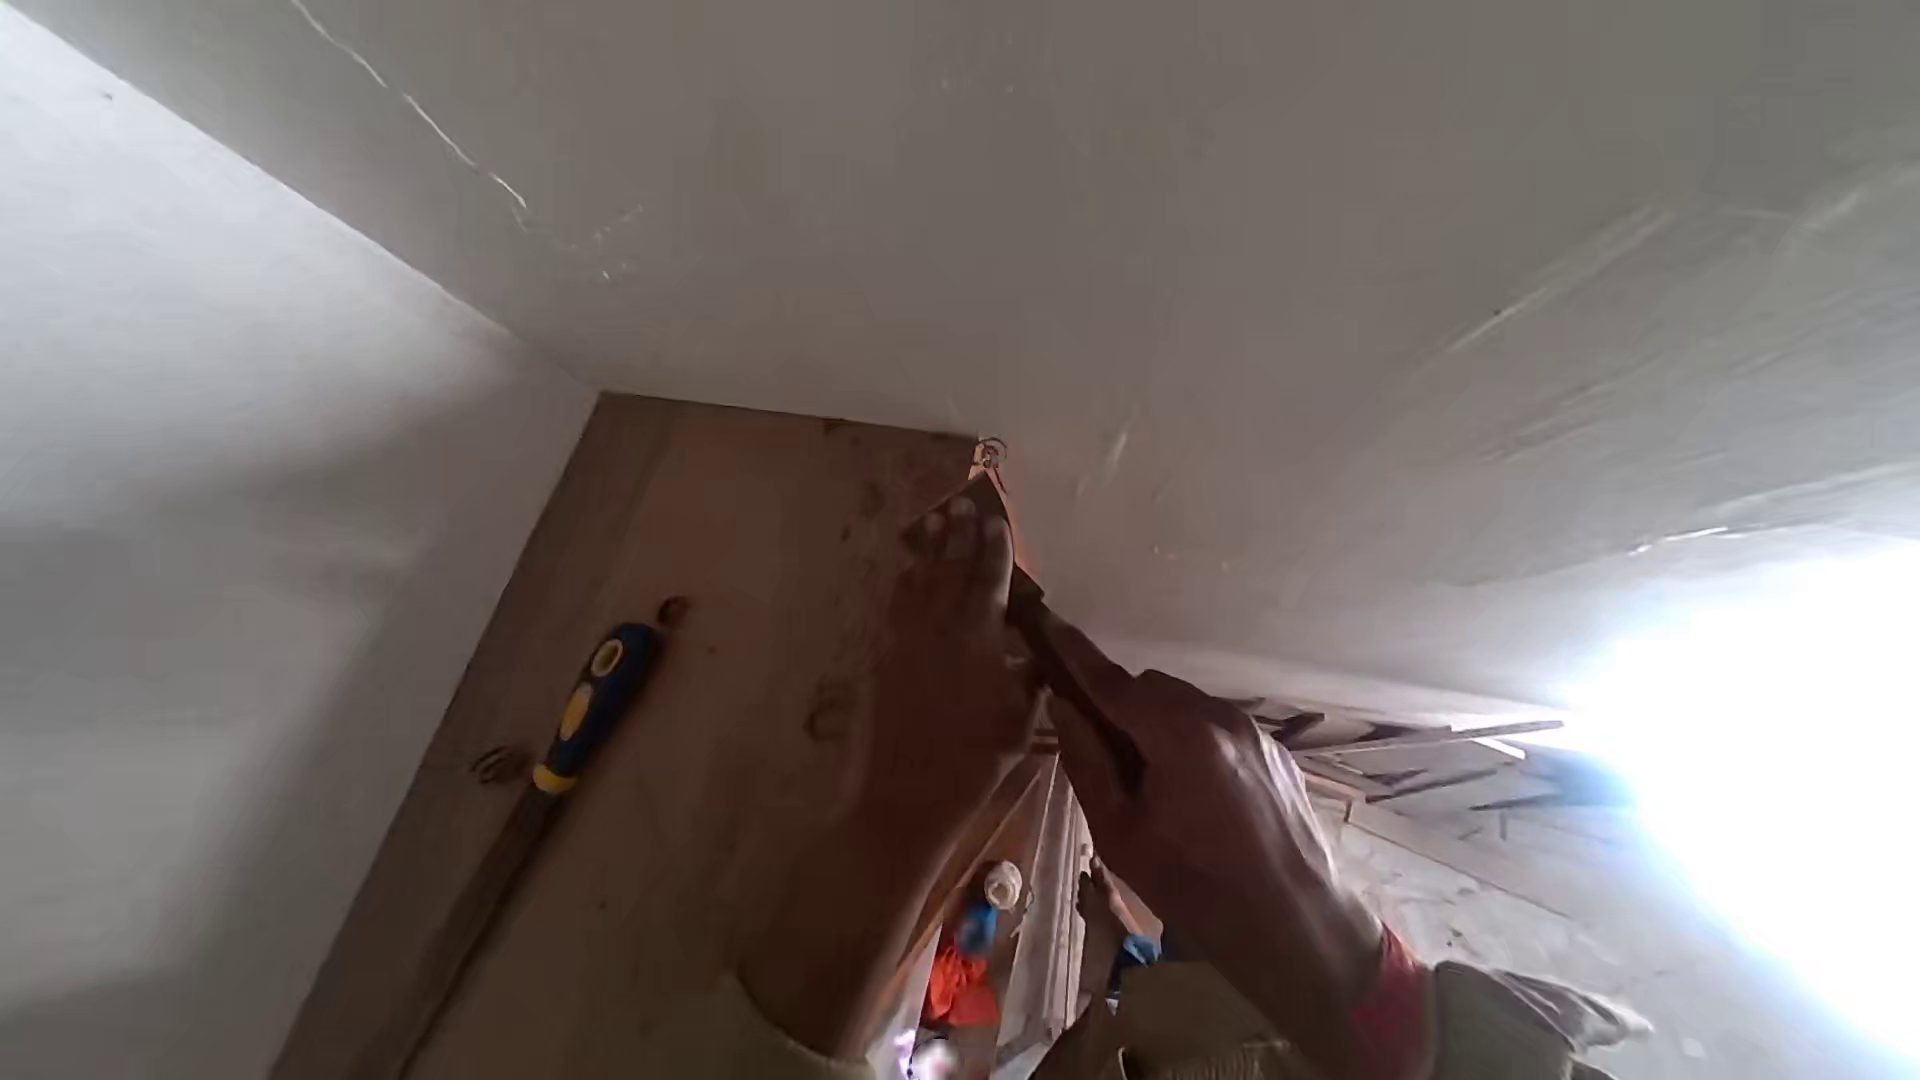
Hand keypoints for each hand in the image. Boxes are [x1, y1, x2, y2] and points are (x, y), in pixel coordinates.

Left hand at [861, 495, 1037, 825]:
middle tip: (962, 504)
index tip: (996, 520)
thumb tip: (1035, 650)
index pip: (990, 577)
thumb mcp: (1018, 718)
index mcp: (979, 634)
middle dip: (959, 533)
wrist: (906, 790)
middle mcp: (940, 622)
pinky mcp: (883, 652)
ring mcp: (906, 635)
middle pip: (951, 566)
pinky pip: (895, 604)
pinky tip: (907, 573)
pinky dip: (904, 582)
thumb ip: (1030, 677)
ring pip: (919, 579)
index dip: (996, 546)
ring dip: (929, 549)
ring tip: (934, 522)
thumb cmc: (974, 757)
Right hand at [1040, 614, 1383, 1075]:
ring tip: (1161, 784)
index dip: (1072, 650)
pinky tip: (1201, 793)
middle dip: (1121, 707)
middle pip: (1149, 687)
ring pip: (1183, 702)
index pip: (1110, 680)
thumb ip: (1086, 760)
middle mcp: (1218, 716)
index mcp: (1178, 735)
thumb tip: (1062, 706)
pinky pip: (1215, 723)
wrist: (1301, 934)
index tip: (1046, 621)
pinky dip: (1192, 738)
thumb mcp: (1120, 834)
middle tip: (1113, 759)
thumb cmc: (1196, 889)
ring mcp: (1252, 729)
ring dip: (1158, 722)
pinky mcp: (1273, 747)